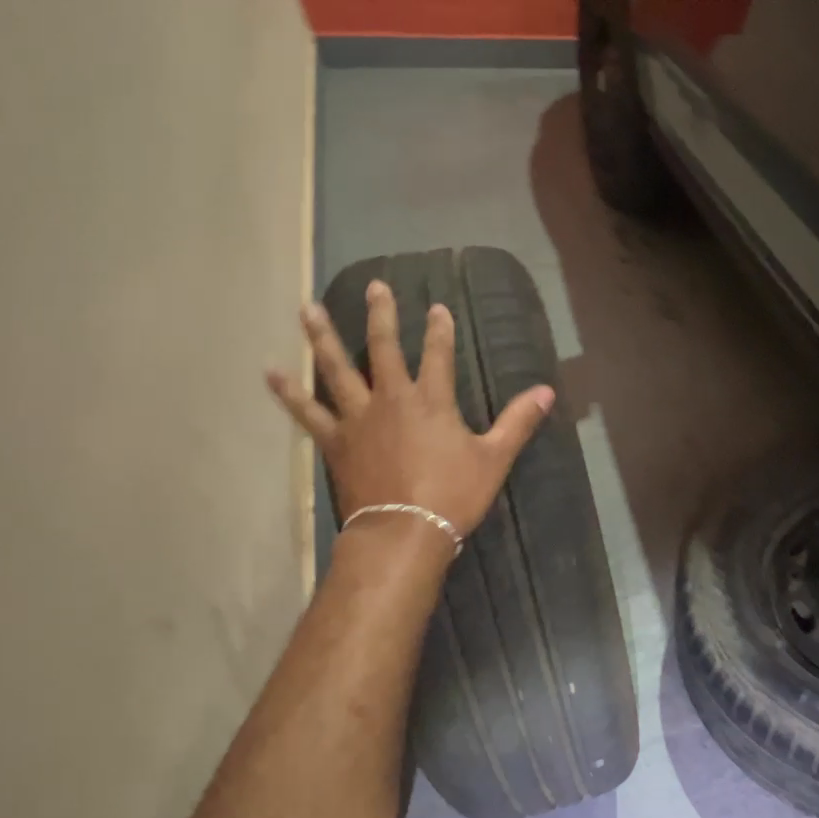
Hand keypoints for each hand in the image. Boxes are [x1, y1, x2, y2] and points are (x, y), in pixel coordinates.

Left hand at [268, 280, 554, 540]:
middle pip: (383, 348)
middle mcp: (391, 398)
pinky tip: (271, 372)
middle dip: (381, 315)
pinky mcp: (335, 441)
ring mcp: (357, 417)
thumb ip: (518, 421)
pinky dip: (289, 392)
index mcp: (432, 401)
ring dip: (322, 337)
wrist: (404, 529)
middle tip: (375, 286)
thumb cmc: (454, 494)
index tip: (437, 306)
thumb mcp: (495, 458)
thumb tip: (547, 391)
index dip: (439, 330)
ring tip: (307, 308)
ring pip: (336, 368)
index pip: (438, 354)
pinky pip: (307, 411)